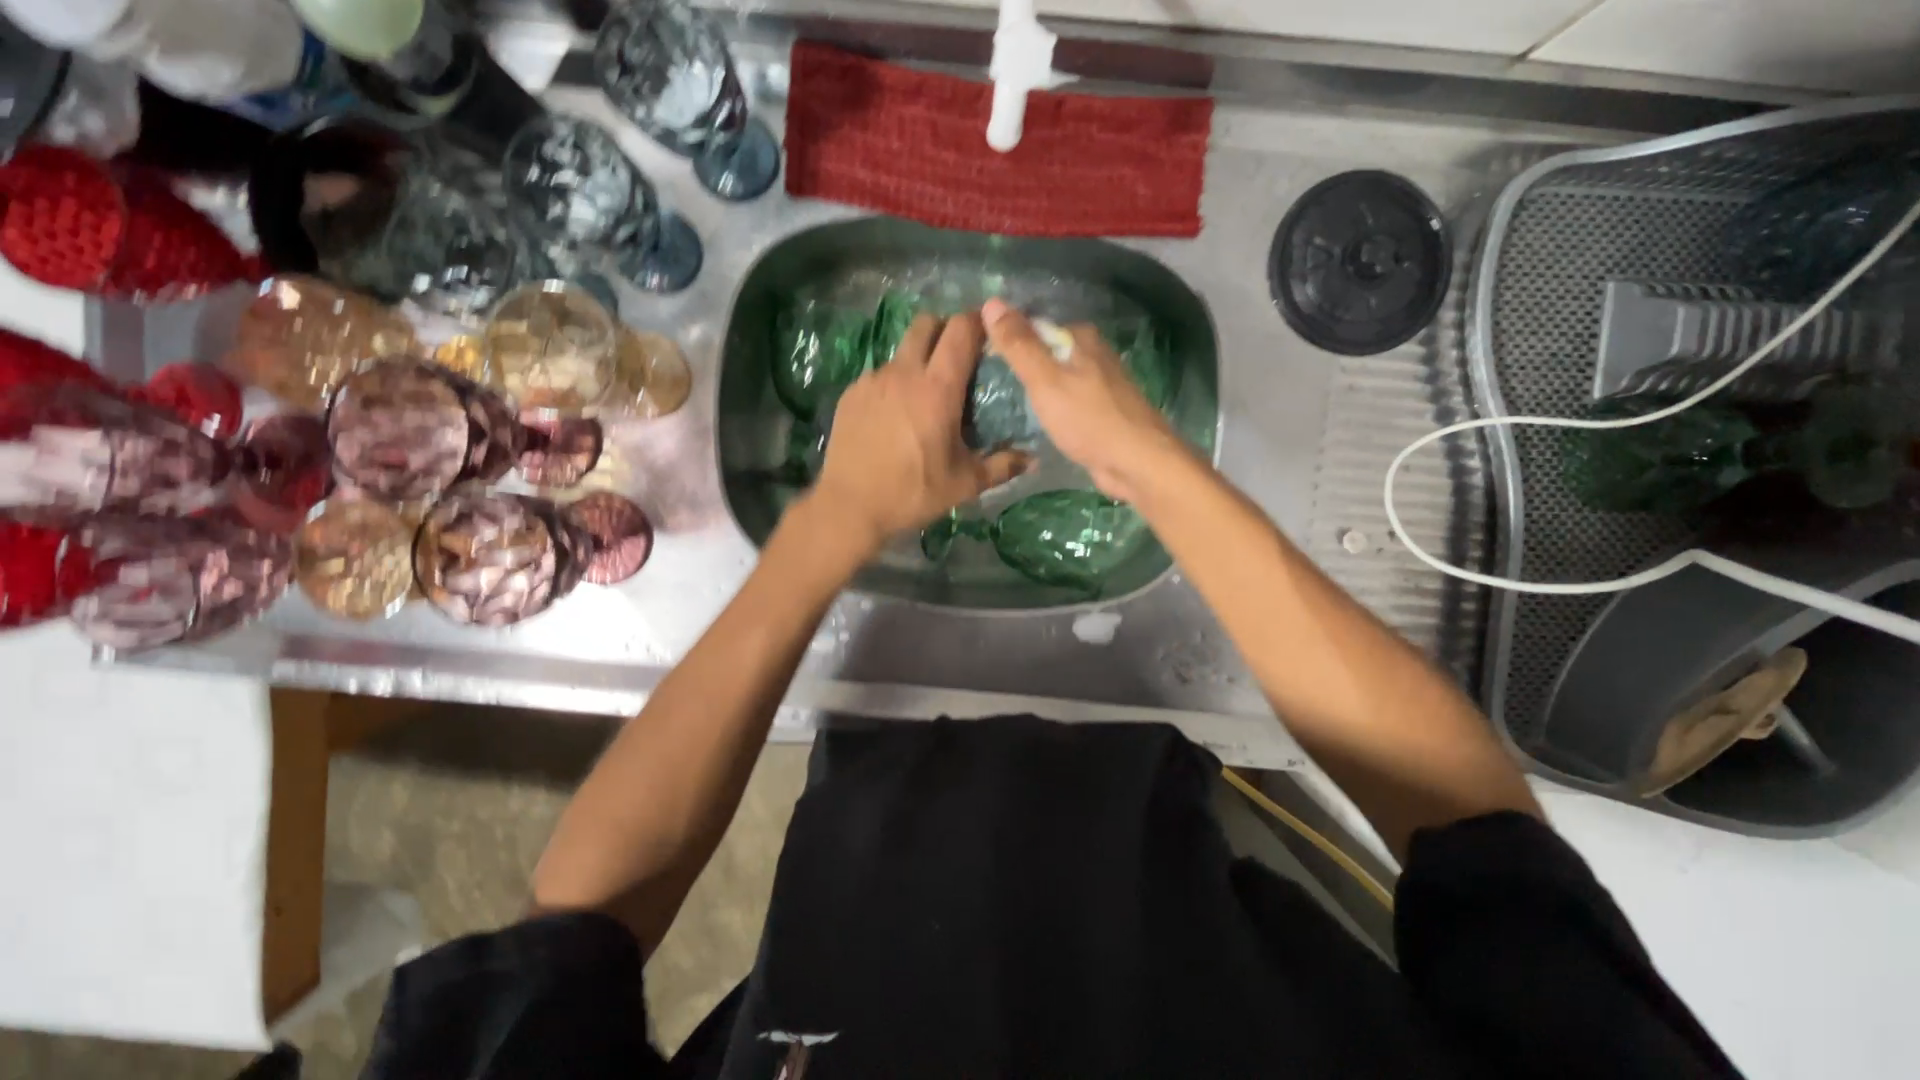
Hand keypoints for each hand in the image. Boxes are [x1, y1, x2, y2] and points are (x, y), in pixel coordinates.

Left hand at [808, 312, 1031, 552]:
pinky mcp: (852, 393)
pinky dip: (893, 384)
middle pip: (926, 323)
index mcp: (938, 388)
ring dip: (918, 358)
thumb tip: (1034, 458)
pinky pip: (879, 375)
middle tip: (957, 354)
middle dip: (945, 328)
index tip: (989, 332)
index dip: (977, 322)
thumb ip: (1002, 465)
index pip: (961, 329)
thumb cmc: (914, 493)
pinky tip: (895, 415)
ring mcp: (873, 380)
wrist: (850, 506)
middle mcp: (904, 373)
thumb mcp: (965, 483)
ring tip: (924, 392)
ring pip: (901, 351)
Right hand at [982, 299, 1188, 502]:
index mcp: (1081, 337)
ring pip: (1056, 377)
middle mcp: (1093, 353)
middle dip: (1020, 365)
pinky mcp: (1102, 410)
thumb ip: (1019, 345)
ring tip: (1004, 403)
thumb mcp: (1045, 380)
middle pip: (1045, 352)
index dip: (1006, 340)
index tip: (980, 360)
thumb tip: (991, 302)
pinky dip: (1051, 406)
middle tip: (986, 385)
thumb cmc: (1089, 419)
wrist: (1138, 463)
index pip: (1033, 326)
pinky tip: (1037, 420)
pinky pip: (1066, 399)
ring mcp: (1100, 383)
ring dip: (1035, 388)